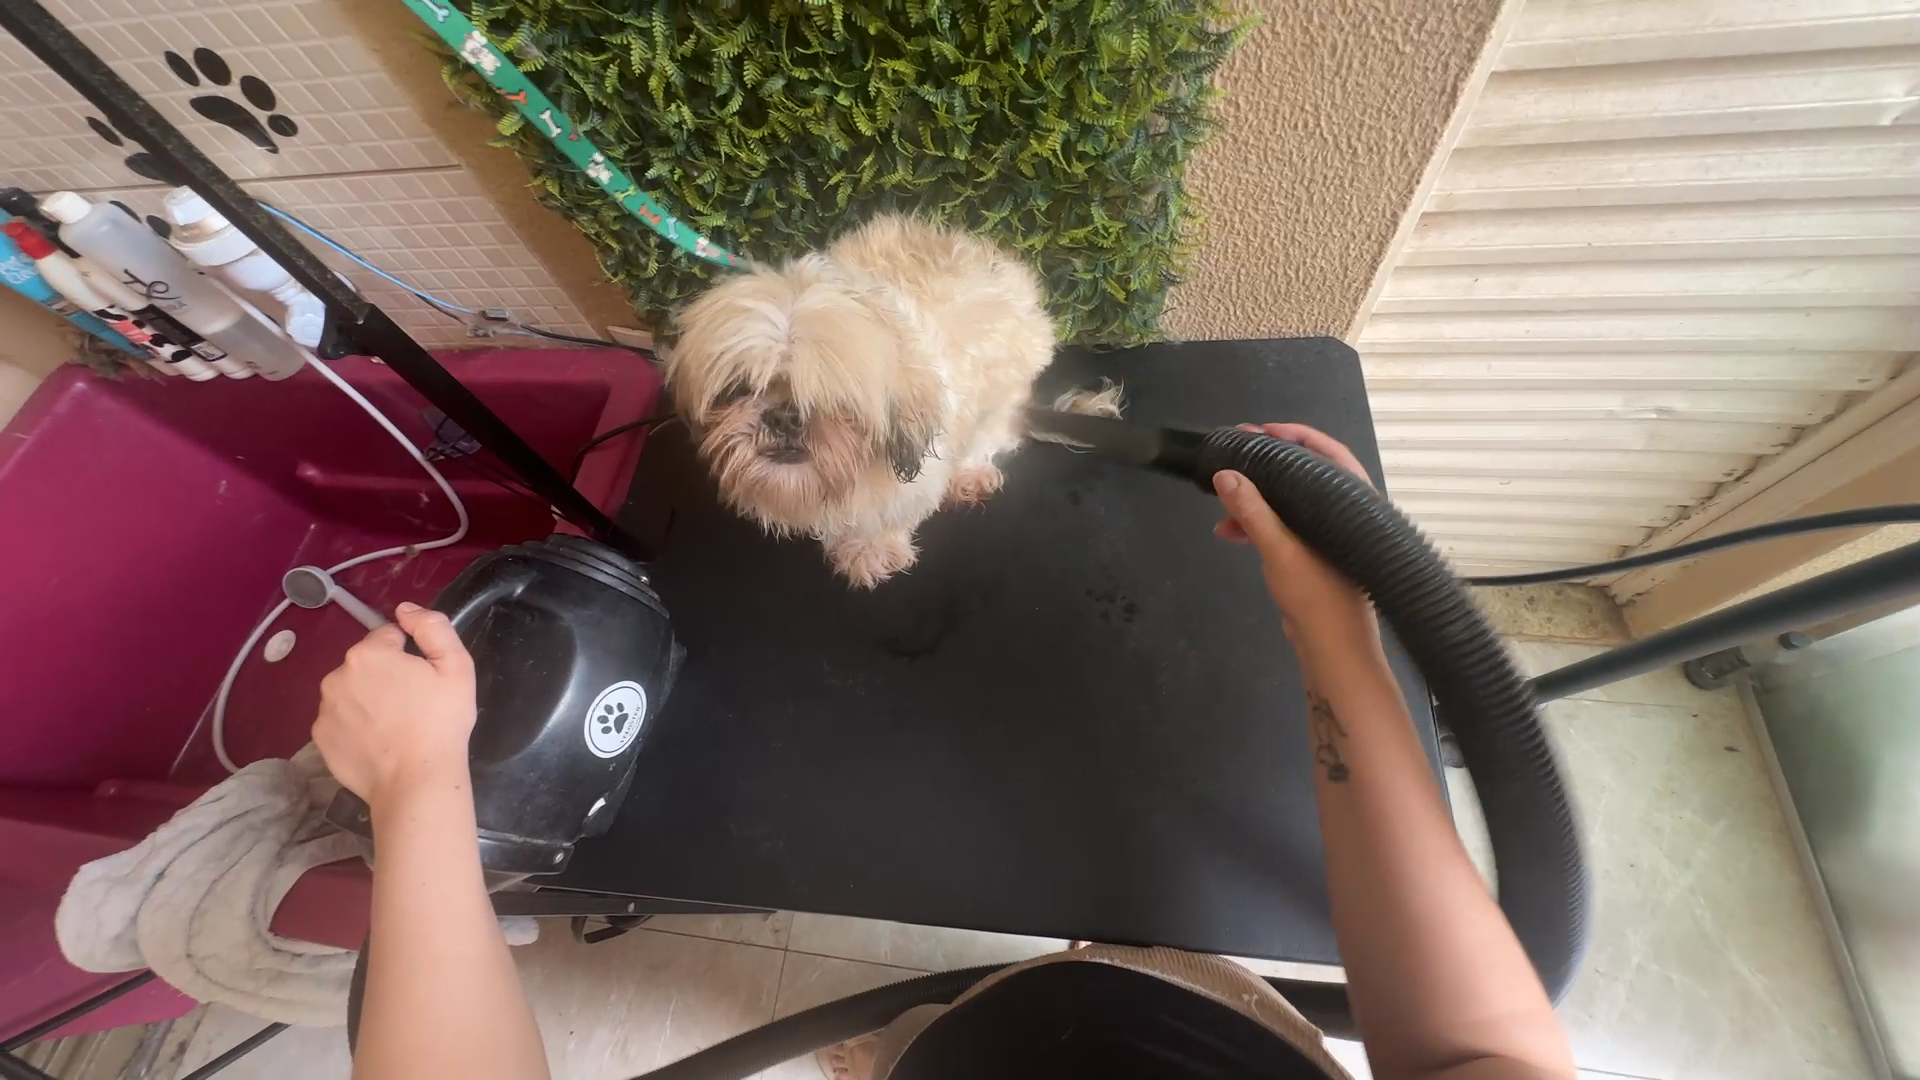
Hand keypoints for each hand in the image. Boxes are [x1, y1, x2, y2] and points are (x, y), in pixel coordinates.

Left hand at [313, 602, 476, 815]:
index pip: (391, 635)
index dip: (415, 652)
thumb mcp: (457, 666)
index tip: (429, 676)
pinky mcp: (320, 738)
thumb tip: (407, 609)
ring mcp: (324, 709)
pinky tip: (382, 739)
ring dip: (372, 697)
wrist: (415, 777)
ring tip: (400, 722)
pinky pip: (342, 718)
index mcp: (369, 654)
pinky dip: (359, 723)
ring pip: (354, 690)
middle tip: (419, 699)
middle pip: (369, 663)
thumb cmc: (442, 718)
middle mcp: (336, 676)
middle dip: (390, 673)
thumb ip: (434, 628)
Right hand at [1212, 423, 1380, 657]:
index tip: (1261, 430)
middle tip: (1237, 454)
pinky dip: (1258, 526)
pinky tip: (1230, 533)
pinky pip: (1284, 527)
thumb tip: (1225, 475)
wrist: (1332, 648)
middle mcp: (1343, 514)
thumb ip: (1252, 511)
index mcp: (1349, 505)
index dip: (1296, 437)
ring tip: (1222, 498)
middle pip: (1305, 476)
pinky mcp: (1314, 555)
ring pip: (1290, 503)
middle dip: (1267, 467)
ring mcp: (1328, 536)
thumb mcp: (1277, 549)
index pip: (1328, 455)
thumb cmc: (1316, 596)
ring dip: (1256, 501)